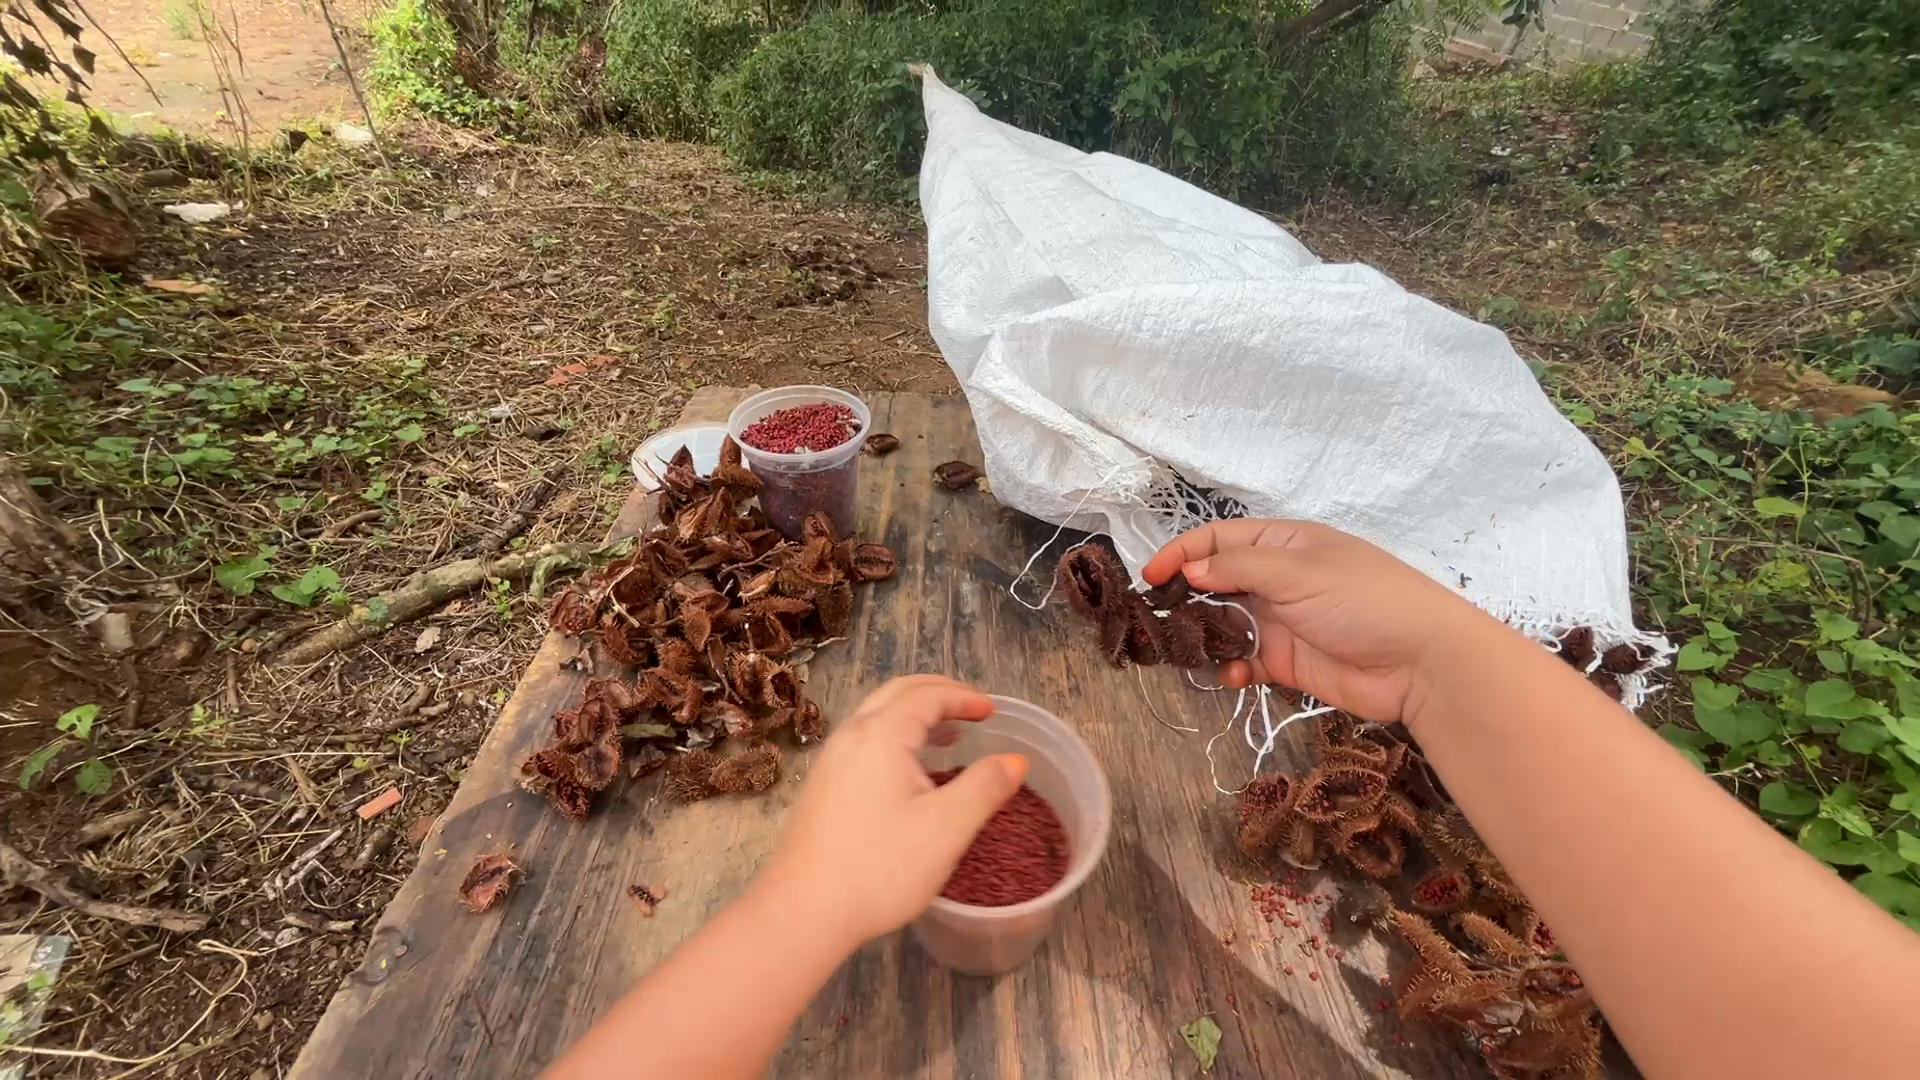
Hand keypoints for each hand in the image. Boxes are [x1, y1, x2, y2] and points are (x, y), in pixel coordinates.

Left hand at [752, 676, 1027, 950]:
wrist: (801, 913)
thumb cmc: (879, 868)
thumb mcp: (946, 829)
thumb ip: (984, 787)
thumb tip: (1015, 760)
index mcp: (881, 735)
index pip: (927, 696)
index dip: (963, 697)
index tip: (992, 711)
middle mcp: (851, 735)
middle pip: (898, 693)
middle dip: (939, 693)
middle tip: (973, 708)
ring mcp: (832, 759)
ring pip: (878, 714)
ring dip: (916, 713)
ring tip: (950, 733)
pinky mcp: (823, 784)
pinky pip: (866, 738)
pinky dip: (897, 733)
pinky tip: (911, 768)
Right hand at [1142, 520, 1495, 724]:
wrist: (1422, 664)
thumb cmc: (1363, 599)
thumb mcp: (1297, 572)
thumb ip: (1237, 569)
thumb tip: (1190, 570)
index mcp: (1281, 545)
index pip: (1218, 540)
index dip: (1182, 553)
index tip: (1151, 576)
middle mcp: (1275, 580)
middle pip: (1214, 582)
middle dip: (1185, 596)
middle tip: (1158, 615)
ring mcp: (1279, 621)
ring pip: (1223, 623)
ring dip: (1203, 634)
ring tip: (1185, 648)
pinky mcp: (1284, 661)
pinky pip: (1243, 660)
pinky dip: (1231, 667)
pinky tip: (1232, 675)